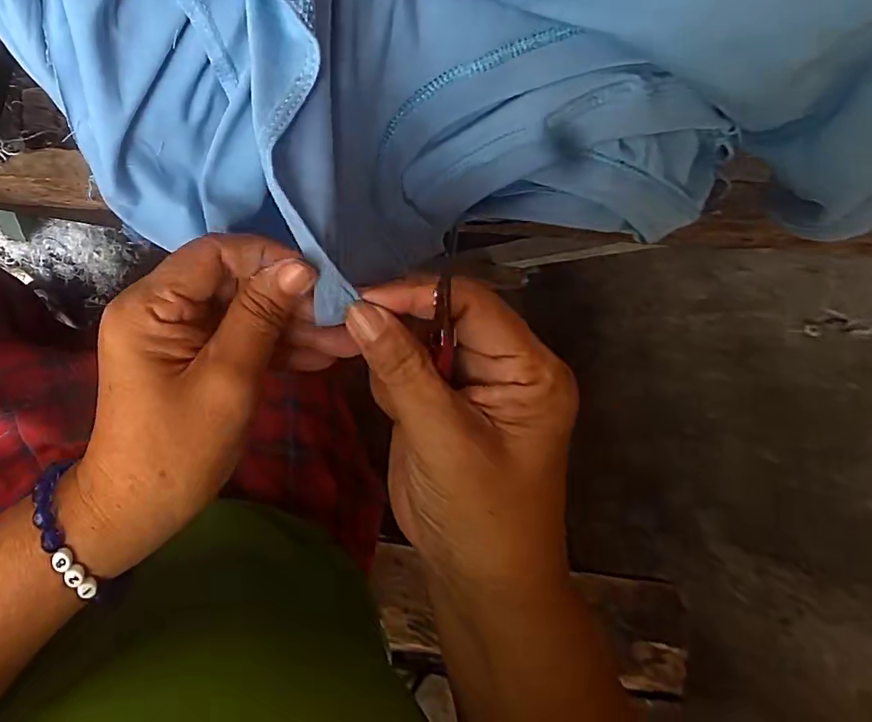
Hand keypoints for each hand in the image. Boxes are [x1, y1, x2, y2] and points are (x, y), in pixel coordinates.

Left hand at [59, 234, 317, 574]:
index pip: (212, 254)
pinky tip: (317, 354)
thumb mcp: (227, 382)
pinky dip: (269, 344)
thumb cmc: (177, 453)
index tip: (316, 277)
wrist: (135, 512)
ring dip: (286, 323)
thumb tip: (298, 266)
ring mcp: (169, 331)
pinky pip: (230, 335)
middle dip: (283, 295)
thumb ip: (260, 317)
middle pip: (227, 279)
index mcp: (148, 304)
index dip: (265, 257)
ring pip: (235, 308)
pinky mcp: (184, 353)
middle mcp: (153, 306)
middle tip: (338, 313)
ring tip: (342, 338)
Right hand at [344, 276, 577, 592]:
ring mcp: (469, 381)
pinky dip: (384, 374)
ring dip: (386, 350)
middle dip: (395, 321)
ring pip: (416, 335)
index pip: (470, 302)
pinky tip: (388, 406)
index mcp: (528, 368)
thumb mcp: (442, 437)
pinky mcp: (440, 397)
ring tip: (369, 375)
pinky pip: (404, 363)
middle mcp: (503, 365)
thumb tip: (358, 307)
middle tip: (344, 320)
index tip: (360, 298)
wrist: (478, 578)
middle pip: (440, 313)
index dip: (415, 293)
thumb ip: (401, 368)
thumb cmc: (480, 513)